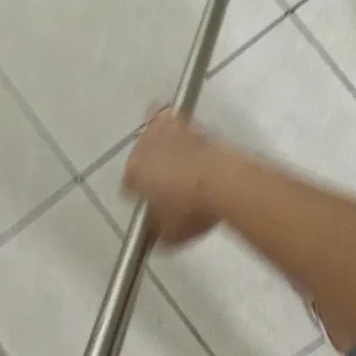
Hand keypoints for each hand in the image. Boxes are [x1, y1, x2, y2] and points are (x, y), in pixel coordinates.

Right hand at [123, 110, 226, 245]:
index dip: (140, 194)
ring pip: (156, 135)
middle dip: (150, 167)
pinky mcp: (189, 122)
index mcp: (133, 173)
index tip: (153, 203)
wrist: (226, 181)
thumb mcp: (170, 234)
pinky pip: (175, 121)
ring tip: (178, 161)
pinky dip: (179, 128)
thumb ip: (155, 228)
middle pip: (140, 156)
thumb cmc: (193, 209)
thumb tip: (154, 227)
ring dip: (162, 145)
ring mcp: (166, 131)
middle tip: (168, 184)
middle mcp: (143, 147)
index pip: (129, 184)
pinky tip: (188, 141)